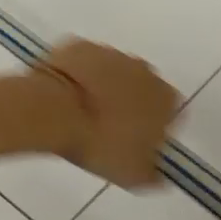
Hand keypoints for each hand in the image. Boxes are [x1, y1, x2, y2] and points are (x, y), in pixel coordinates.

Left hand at [40, 40, 178, 188]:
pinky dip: (76, 71)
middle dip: (127, 100)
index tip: (132, 138)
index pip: (168, 111)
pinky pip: (82, 59)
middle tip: (104, 122)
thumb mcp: (134, 175)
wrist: (52, 110)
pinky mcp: (77, 44)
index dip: (151, 125)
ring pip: (110, 69)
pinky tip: (63, 89)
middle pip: (140, 85)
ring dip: (101, 84)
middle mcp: (142, 68)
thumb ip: (153, 173)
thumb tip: (159, 174)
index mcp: (164, 98)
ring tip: (79, 107)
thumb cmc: (98, 144)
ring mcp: (108, 52)